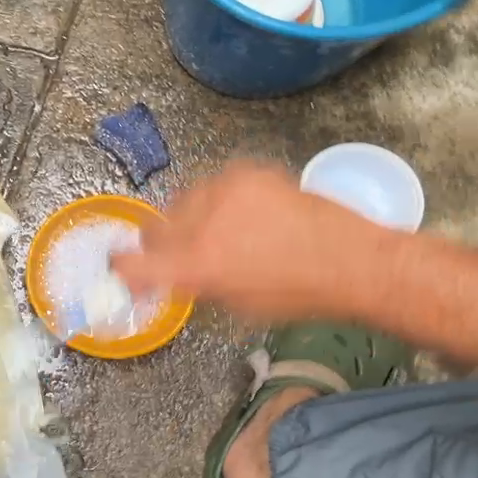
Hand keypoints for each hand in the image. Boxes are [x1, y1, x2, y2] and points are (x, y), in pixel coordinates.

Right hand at [109, 161, 393, 321]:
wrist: (354, 261)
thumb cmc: (297, 295)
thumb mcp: (234, 306)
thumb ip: (192, 284)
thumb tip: (167, 274)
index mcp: (198, 266)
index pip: (133, 263)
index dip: (123, 268)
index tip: (125, 270)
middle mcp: (203, 224)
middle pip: (153, 229)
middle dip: (163, 244)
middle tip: (185, 254)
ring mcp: (224, 192)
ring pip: (180, 202)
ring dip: (190, 218)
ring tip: (220, 230)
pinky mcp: (245, 171)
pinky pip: (211, 184)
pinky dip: (217, 198)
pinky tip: (240, 212)